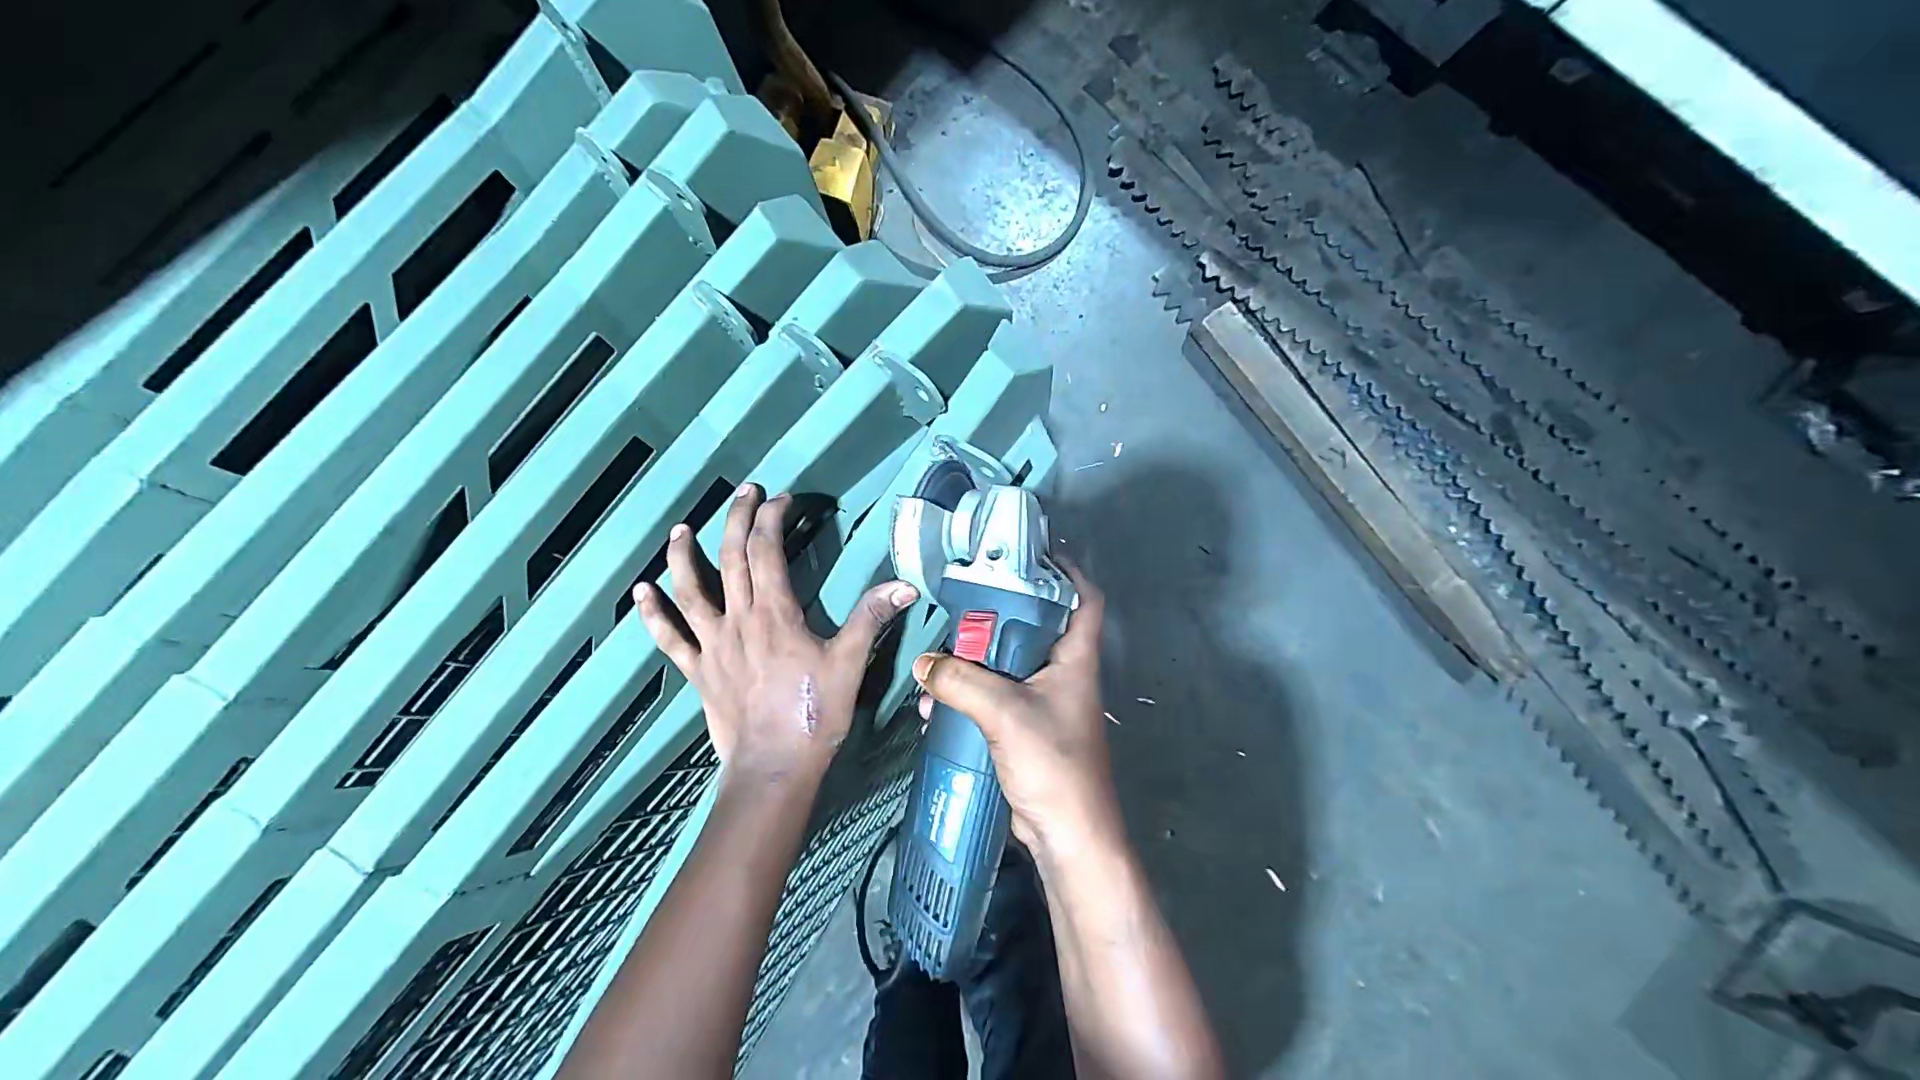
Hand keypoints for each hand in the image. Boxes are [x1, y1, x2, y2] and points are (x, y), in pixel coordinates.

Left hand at [633, 483, 918, 784]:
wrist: (774, 767)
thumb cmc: (814, 714)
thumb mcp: (850, 664)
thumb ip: (871, 619)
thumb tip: (904, 585)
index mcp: (775, 614)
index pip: (768, 551)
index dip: (773, 518)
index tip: (783, 499)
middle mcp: (739, 620)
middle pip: (732, 558)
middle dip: (736, 519)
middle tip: (743, 491)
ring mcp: (713, 645)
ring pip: (691, 590)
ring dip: (684, 556)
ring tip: (681, 529)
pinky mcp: (698, 670)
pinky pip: (670, 638)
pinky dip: (653, 614)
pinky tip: (641, 593)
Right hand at [911, 563, 1120, 854]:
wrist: (1067, 836)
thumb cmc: (1053, 764)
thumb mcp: (1004, 713)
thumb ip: (961, 682)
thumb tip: (924, 664)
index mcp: (1075, 660)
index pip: (1083, 599)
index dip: (1066, 571)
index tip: (1031, 555)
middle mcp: (1063, 675)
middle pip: (1033, 628)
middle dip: (997, 618)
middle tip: (961, 609)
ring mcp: (1044, 704)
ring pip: (1006, 665)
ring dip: (972, 664)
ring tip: (938, 668)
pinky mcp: (1026, 729)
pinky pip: (993, 698)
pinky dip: (967, 696)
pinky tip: (938, 705)